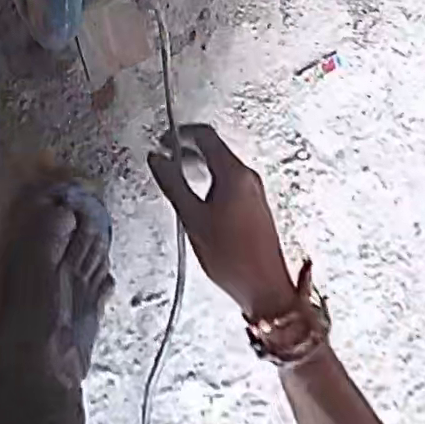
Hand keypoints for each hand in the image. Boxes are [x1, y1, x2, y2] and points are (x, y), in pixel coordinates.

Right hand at [148, 124, 301, 318]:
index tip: (165, 138)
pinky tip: (196, 196)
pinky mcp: (255, 206)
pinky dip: (210, 178)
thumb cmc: (232, 257)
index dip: (181, 133)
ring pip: (221, 165)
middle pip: (214, 148)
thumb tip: (157, 160)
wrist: (266, 290)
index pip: (206, 136)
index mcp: (234, 174)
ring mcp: (254, 192)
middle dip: (187, 148)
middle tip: (166, 154)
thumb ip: (172, 183)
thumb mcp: (192, 217)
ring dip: (197, 164)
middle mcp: (248, 178)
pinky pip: (229, 180)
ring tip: (176, 175)